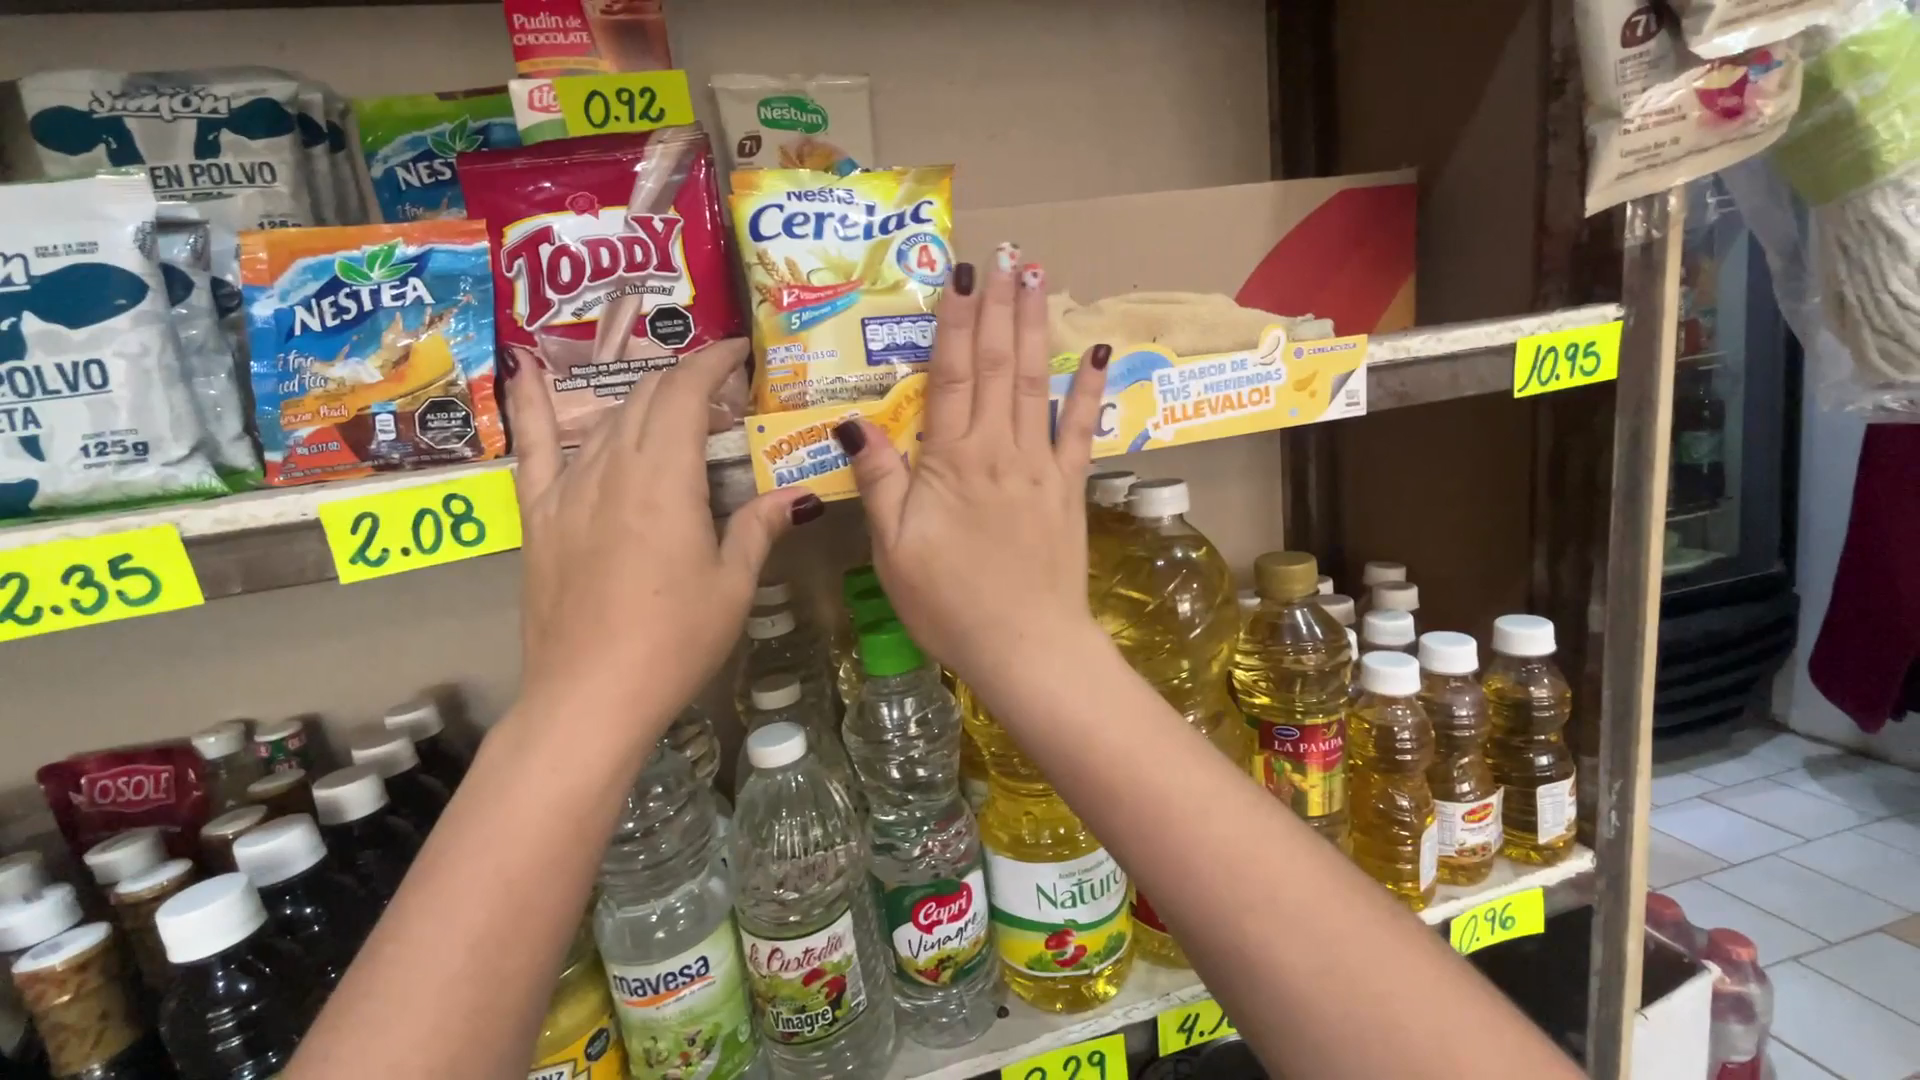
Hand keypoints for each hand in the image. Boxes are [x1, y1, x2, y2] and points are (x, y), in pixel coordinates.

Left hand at [507, 339, 821, 732]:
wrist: (590, 696)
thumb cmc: (674, 643)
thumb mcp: (731, 586)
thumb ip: (758, 528)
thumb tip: (798, 495)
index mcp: (665, 480)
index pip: (686, 394)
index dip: (712, 363)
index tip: (738, 351)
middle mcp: (613, 469)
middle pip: (647, 400)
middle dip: (685, 382)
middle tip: (721, 394)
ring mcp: (569, 490)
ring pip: (607, 420)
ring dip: (643, 400)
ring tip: (673, 405)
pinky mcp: (540, 516)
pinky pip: (534, 447)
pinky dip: (530, 402)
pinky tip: (526, 365)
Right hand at [838, 244, 1111, 680]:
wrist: (1026, 646)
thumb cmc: (949, 603)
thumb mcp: (894, 549)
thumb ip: (881, 480)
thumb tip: (854, 420)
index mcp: (951, 460)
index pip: (951, 376)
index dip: (954, 323)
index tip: (961, 274)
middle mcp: (999, 449)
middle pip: (997, 366)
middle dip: (999, 308)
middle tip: (1005, 255)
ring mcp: (1040, 466)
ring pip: (1035, 384)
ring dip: (1034, 329)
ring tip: (1037, 279)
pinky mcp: (1068, 490)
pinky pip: (1080, 431)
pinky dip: (1087, 392)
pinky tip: (1093, 355)